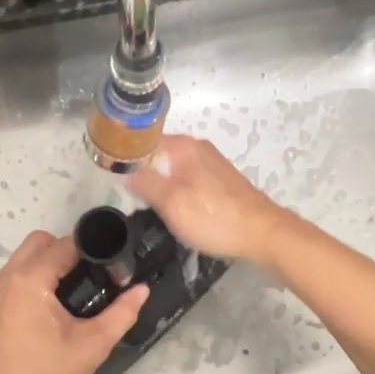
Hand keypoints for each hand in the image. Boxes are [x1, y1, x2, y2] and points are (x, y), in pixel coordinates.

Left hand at [0, 230, 147, 373]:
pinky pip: (12, 277)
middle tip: (90, 277)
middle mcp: (5, 279)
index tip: (110, 264)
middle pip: (39, 242)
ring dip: (47, 263)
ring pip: (23, 258)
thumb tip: (142, 289)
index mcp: (29, 281)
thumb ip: (122, 312)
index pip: (65, 246)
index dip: (91, 250)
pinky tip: (49, 307)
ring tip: (72, 292)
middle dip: (66, 251)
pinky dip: (31, 278)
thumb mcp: (94, 345)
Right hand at [128, 134, 291, 263]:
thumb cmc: (213, 217)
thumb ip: (144, 183)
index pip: (142, 140)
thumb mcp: (170, 203)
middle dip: (142, 171)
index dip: (124, 156)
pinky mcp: (221, 178)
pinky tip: (175, 208)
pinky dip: (177, 188)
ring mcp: (211, 162)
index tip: (111, 174)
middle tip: (128, 196)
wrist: (263, 233)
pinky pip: (188, 177)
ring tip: (148, 204)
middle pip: (157, 153)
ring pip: (173, 167)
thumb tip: (125, 171)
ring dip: (159, 182)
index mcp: (182, 146)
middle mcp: (197, 146)